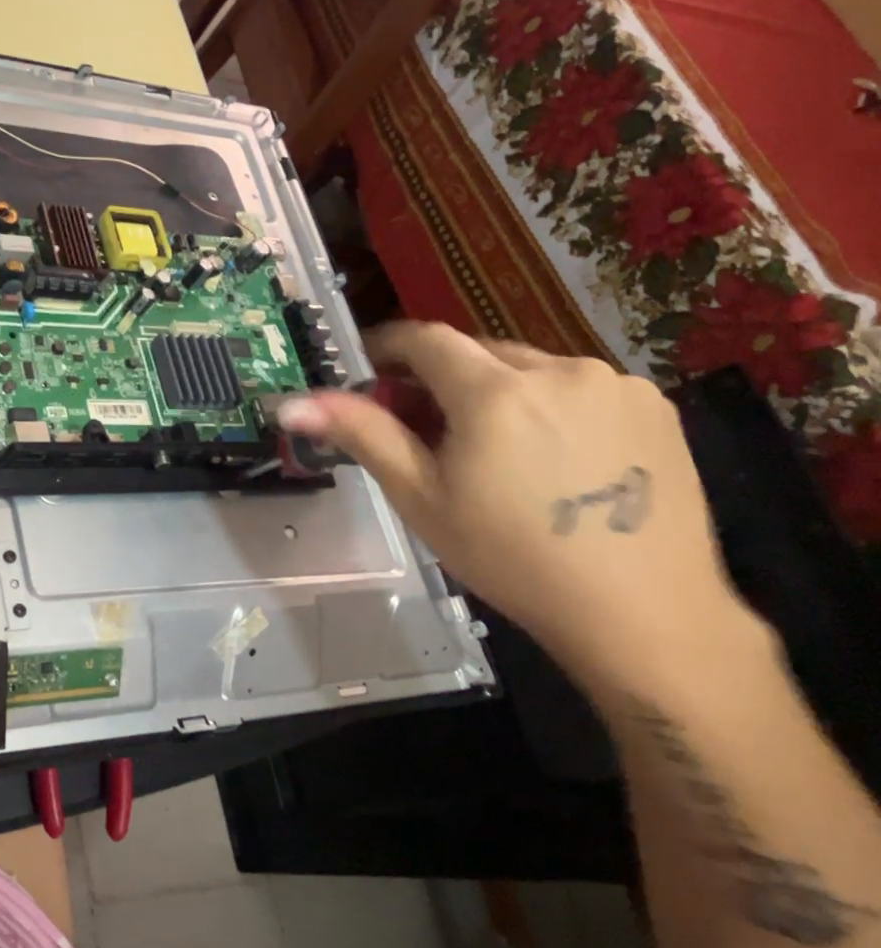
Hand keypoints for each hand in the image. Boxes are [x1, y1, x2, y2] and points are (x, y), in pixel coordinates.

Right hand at [278, 322, 746, 699]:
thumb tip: (293, 402)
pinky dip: (548, 408)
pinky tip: (549, 461)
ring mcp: (615, 384)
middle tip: (422, 431)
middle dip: (441, 380)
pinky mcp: (654, 406)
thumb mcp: (420, 498)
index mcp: (494, 391)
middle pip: (478, 352)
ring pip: (531, 370)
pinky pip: (579, 389)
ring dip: (496, 393)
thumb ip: (362, 435)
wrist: (638, 609)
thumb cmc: (508, 556)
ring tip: (490, 453)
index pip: (425, 338)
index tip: (367, 373)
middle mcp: (559, 368)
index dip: (387, 348)